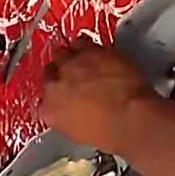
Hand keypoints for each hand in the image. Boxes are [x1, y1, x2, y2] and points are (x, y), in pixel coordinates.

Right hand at [39, 41, 158, 153]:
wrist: (130, 115)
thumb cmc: (108, 132)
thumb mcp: (78, 132)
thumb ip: (66, 117)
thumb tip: (69, 109)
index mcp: (50, 109)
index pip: (44, 98)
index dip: (55, 94)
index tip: (63, 94)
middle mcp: (56, 83)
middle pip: (50, 70)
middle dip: (59, 71)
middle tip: (71, 75)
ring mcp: (72, 64)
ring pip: (63, 51)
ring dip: (70, 55)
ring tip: (80, 60)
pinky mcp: (90, 50)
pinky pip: (82, 42)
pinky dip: (85, 46)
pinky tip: (93, 51)